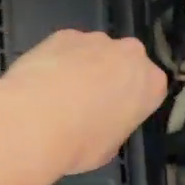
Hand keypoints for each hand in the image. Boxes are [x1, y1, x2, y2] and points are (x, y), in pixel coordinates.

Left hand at [0, 30, 167, 175]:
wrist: (33, 121)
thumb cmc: (79, 143)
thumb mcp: (108, 149)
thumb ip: (113, 129)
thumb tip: (100, 124)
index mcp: (150, 84)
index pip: (148, 89)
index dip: (129, 104)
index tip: (112, 117)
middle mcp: (129, 54)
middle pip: (123, 64)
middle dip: (108, 79)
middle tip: (85, 105)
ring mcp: (95, 39)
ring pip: (93, 53)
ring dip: (81, 68)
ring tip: (57, 95)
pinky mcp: (62, 34)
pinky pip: (65, 48)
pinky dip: (56, 61)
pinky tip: (41, 83)